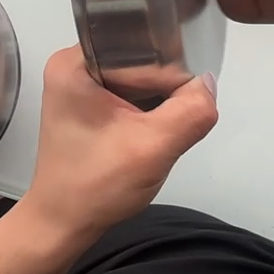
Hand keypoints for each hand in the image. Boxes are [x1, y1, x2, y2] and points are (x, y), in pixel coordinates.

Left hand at [24, 47, 217, 238]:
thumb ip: (190, 112)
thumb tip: (208, 86)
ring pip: (139, 79)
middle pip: (141, 60)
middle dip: (165, 90)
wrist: (64, 222)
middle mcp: (72, 65)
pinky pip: (131, 94)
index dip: (172, 77)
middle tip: (177, 120)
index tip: (186, 107)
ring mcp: (79, 85)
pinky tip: (151, 132)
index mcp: (74, 62)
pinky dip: (148, 111)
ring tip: (162, 128)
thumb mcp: (152, 148)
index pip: (142, 51)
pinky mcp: (89, 104)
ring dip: (158, 102)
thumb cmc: (96, 185)